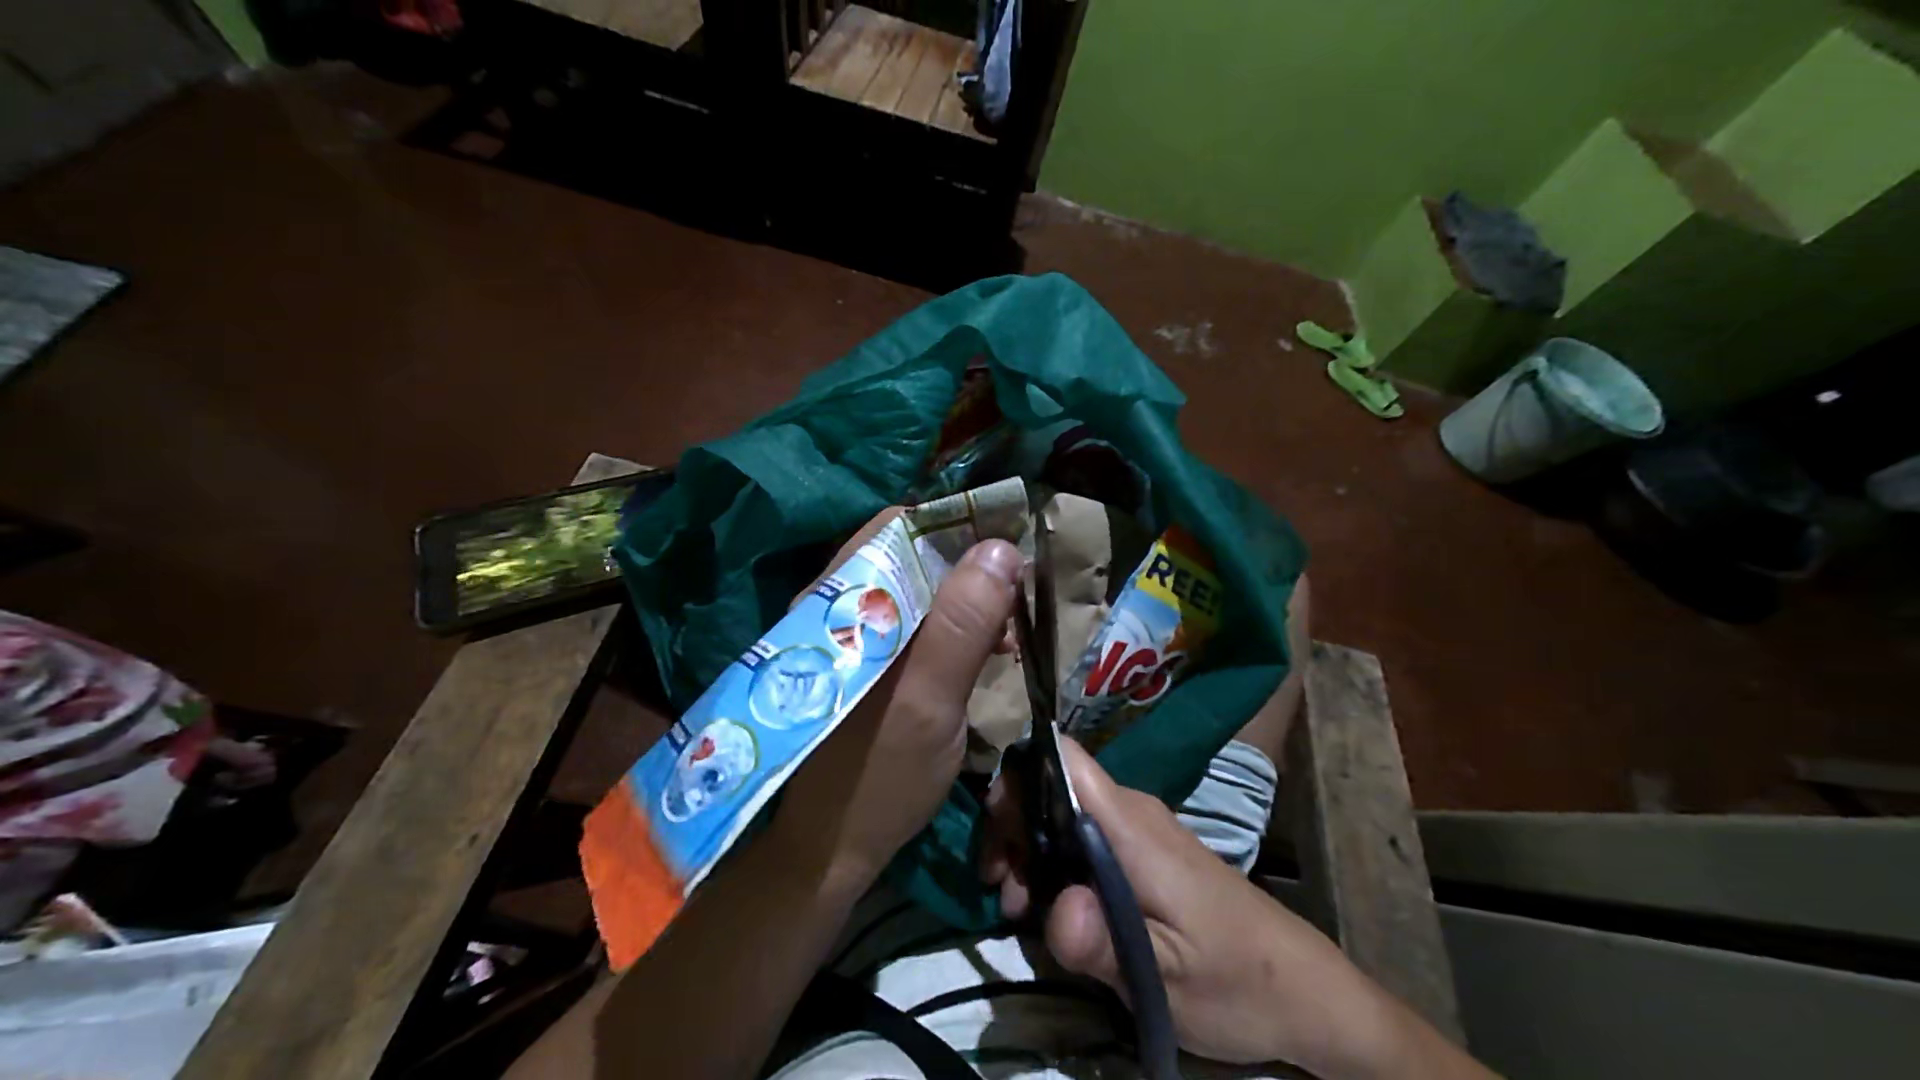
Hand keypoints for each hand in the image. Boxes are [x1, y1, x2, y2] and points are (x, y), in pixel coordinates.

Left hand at [776, 522, 1022, 892]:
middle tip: (1014, 599)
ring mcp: (849, 633)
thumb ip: (962, 624)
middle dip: (968, 567)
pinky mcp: (863, 660)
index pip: (898, 527)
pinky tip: (981, 651)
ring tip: (1005, 632)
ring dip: (964, 599)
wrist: (830, 844)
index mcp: (846, 602)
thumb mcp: (932, 700)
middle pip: (909, 554)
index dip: (956, 527)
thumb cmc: (882, 775)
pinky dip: (950, 626)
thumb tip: (999, 548)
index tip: (1009, 547)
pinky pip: (913, 621)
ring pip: (915, 587)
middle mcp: (840, 604)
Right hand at [983, 737, 1404, 1077]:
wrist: (1305, 991)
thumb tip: (1053, 906)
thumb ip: (1107, 942)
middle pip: (1052, 787)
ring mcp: (1137, 832)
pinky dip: (1053, 865)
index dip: (1020, 776)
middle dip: (1014, 828)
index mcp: (1132, 825)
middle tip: (1002, 891)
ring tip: (1018, 909)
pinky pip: (1082, 839)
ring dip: (1029, 853)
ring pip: (1063, 815)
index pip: (1065, 758)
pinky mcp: (1140, 855)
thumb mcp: (1168, 978)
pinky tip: (1051, 909)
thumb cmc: (1238, 980)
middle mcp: (1130, 813)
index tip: (997, 832)